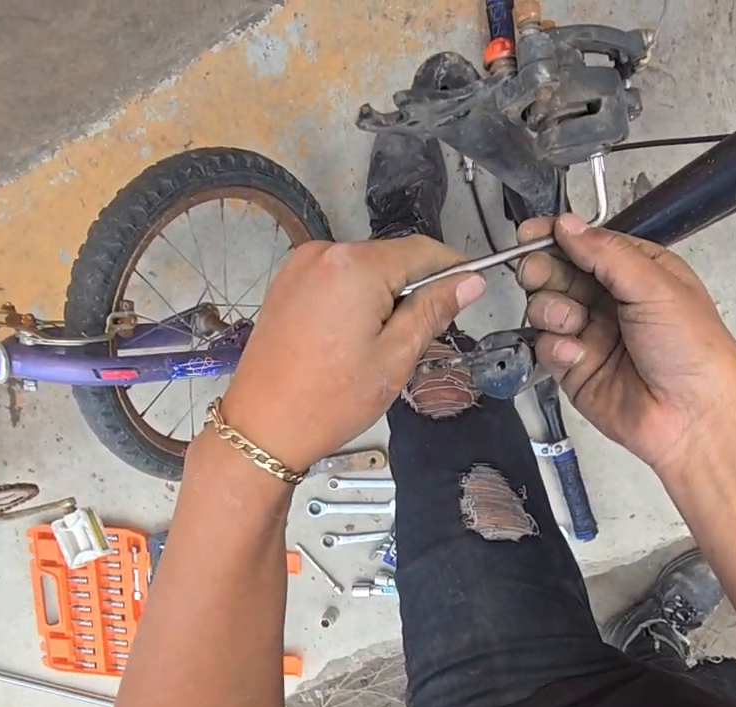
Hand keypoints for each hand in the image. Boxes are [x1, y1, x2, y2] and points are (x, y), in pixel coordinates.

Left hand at [219, 236, 484, 471]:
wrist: (263, 426)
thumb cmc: (331, 400)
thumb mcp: (394, 358)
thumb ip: (433, 311)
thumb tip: (470, 281)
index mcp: (355, 266)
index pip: (421, 250)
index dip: (453, 267)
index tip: (472, 290)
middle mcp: (325, 252)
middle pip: (391, 258)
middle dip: (414, 289)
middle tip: (421, 338)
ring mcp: (300, 266)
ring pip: (363, 270)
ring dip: (384, 296)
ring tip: (382, 347)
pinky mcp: (286, 284)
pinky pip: (336, 280)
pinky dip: (356, 300)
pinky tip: (353, 339)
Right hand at [517, 214, 735, 474]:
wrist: (692, 415)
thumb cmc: (694, 350)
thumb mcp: (655, 286)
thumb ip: (606, 253)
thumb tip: (569, 226)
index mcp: (637, 272)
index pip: (587, 245)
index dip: (557, 237)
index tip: (532, 234)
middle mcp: (611, 302)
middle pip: (559, 273)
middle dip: (544, 270)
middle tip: (536, 272)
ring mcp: (592, 335)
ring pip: (546, 309)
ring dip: (551, 310)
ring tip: (570, 321)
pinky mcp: (576, 369)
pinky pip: (546, 347)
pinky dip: (554, 347)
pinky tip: (574, 353)